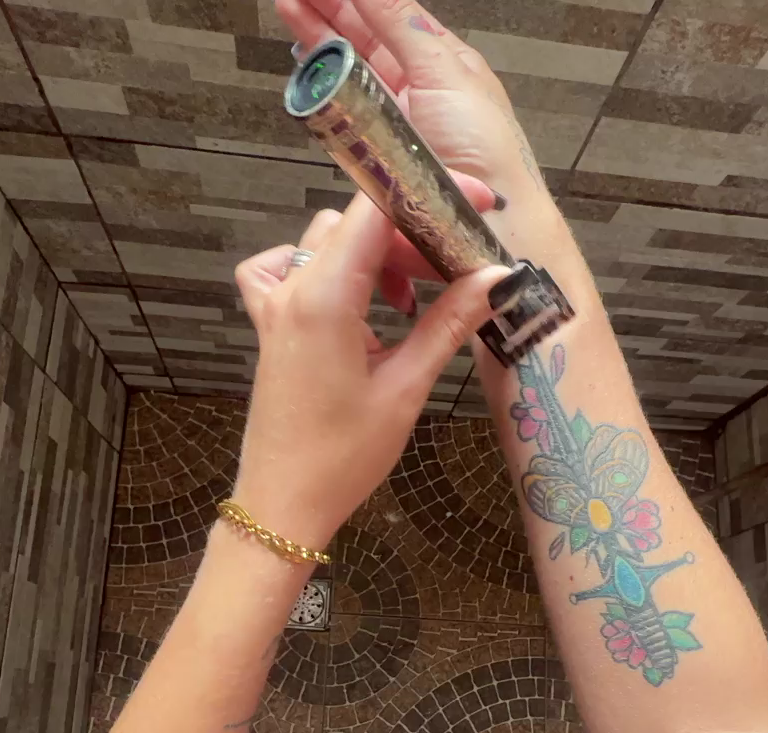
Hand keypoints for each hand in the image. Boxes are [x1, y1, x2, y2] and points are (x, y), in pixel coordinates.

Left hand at [229, 196, 510, 550]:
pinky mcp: (271, 326)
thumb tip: (497, 280)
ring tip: (406, 302)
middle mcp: (292, 289)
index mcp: (324, 298)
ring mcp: (275, 306)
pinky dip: (325, 270)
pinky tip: (350, 301)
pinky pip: (288, 270)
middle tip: (451, 274)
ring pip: (327, 243)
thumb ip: (448, 324)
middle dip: (410, 237)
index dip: (429, 193)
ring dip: (374, 256)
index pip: (377, 208)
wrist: (284, 503)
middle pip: (357, 225)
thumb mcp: (406, 389)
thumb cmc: (343, 458)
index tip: (474, 205)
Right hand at [277, 0, 543, 198]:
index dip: (350, 1)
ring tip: (291, 19)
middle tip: (291, 0)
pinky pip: (344, 132)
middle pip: (361, 49)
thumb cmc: (487, 153)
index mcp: (437, 67)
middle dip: (324, 19)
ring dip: (320, 54)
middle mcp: (413, 98)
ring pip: (349, 87)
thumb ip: (402, 21)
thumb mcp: (445, 68)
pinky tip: (309, 84)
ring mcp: (392, 133)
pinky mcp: (375, 167)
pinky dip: (324, 107)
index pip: (385, 21)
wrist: (489, 223)